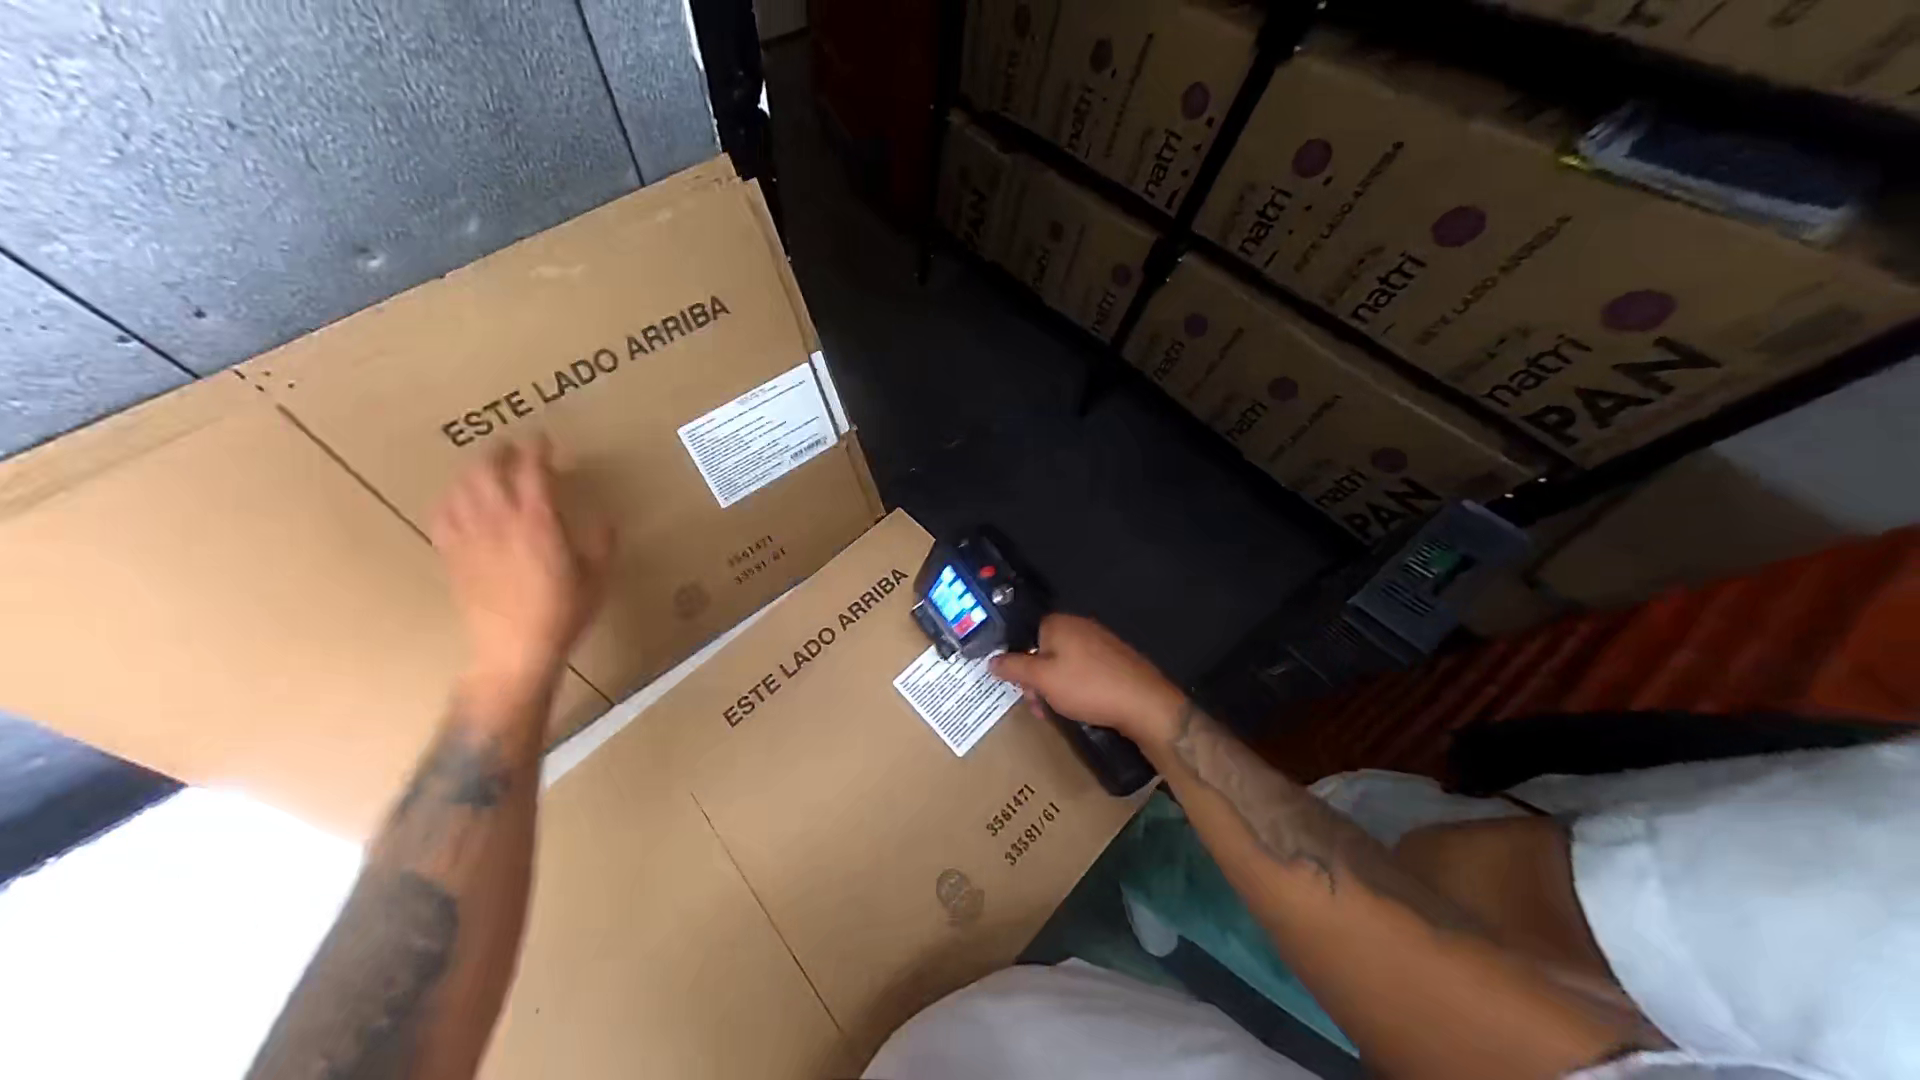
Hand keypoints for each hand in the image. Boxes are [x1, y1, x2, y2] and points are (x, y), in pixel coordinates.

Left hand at [428, 437, 614, 686]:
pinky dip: (450, 500)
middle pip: (488, 471)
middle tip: (511, 449)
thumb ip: (601, 544)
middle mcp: (500, 522)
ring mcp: (470, 538)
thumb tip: (604, 522)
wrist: (515, 649)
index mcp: (539, 524)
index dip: (537, 451)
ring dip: (473, 471)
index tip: (543, 440)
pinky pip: (442, 515)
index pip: (533, 472)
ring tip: (485, 468)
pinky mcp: (451, 556)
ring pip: (462, 488)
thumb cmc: (563, 613)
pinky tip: (458, 500)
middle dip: (499, 453)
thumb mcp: (597, 577)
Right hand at [989, 615, 1186, 746]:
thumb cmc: (1088, 687)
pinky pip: (1084, 670)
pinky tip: (1081, 707)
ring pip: (1063, 664)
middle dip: (1037, 680)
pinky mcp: (1114, 659)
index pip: (1024, 635)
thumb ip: (1013, 667)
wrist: (1144, 703)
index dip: (1017, 662)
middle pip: (1043, 650)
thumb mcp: (1042, 680)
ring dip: (1055, 688)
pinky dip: (1076, 687)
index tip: (1019, 688)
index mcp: (1058, 623)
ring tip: (1060, 712)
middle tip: (1040, 706)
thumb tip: (991, 660)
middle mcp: (1078, 626)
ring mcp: (1099, 641)